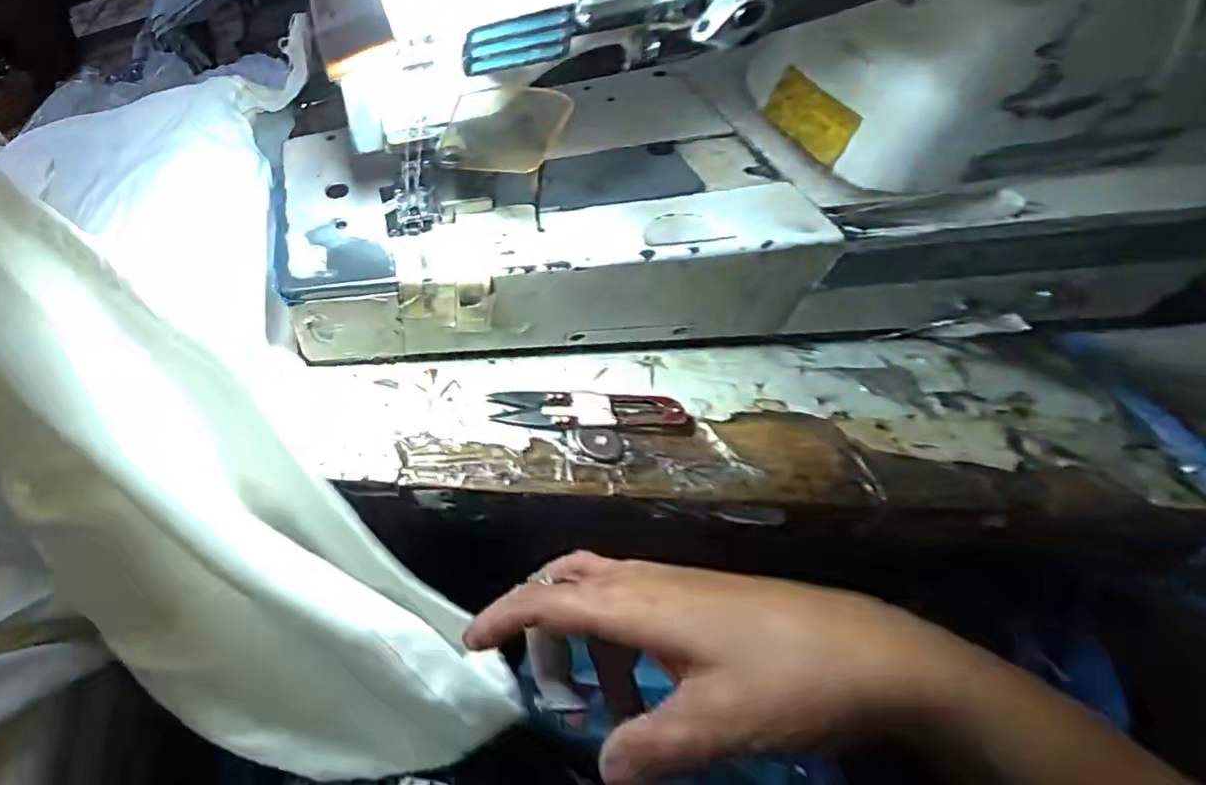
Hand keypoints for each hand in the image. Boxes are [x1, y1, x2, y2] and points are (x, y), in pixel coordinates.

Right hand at [464, 552, 998, 783]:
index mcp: (627, 602)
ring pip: (591, 587)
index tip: (471, 644)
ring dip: (581, 636)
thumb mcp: (715, 726)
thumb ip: (649, 747)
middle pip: (558, 582)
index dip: (500, 619)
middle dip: (538, 627)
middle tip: (549, 684)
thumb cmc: (784, 680)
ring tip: (607, 700)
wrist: (873, 647)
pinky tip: (651, 679)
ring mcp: (664, 579)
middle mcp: (635, 578)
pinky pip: (625, 599)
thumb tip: (601, 768)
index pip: (542, 602)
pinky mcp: (690, 590)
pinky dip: (614, 635)